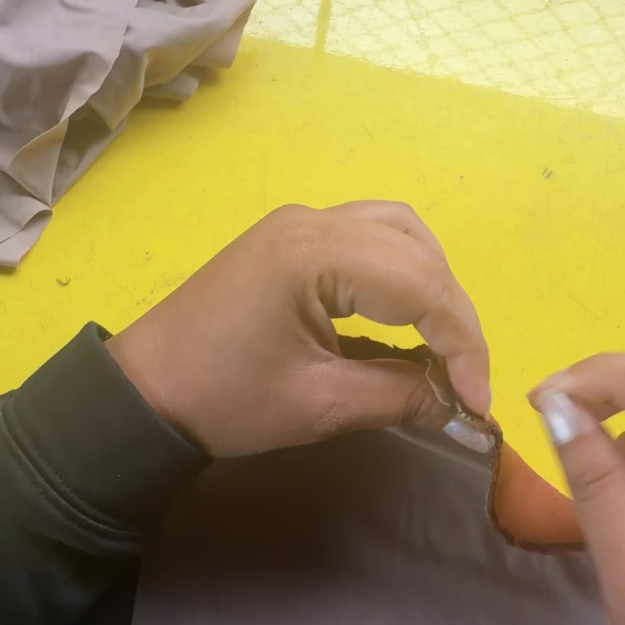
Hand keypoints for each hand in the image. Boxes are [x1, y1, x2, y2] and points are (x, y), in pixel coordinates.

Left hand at [106, 202, 488, 457]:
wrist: (146, 390)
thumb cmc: (223, 399)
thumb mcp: (318, 404)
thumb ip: (399, 395)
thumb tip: (458, 403)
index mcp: (313, 253)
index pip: (420, 283)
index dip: (463, 343)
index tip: (478, 402)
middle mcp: (312, 220)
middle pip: (415, 247)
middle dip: (452, 311)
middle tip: (465, 374)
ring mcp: (299, 222)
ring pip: (396, 231)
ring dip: (431, 281)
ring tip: (444, 339)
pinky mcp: (291, 237)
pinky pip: (367, 237)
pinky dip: (400, 270)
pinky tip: (407, 310)